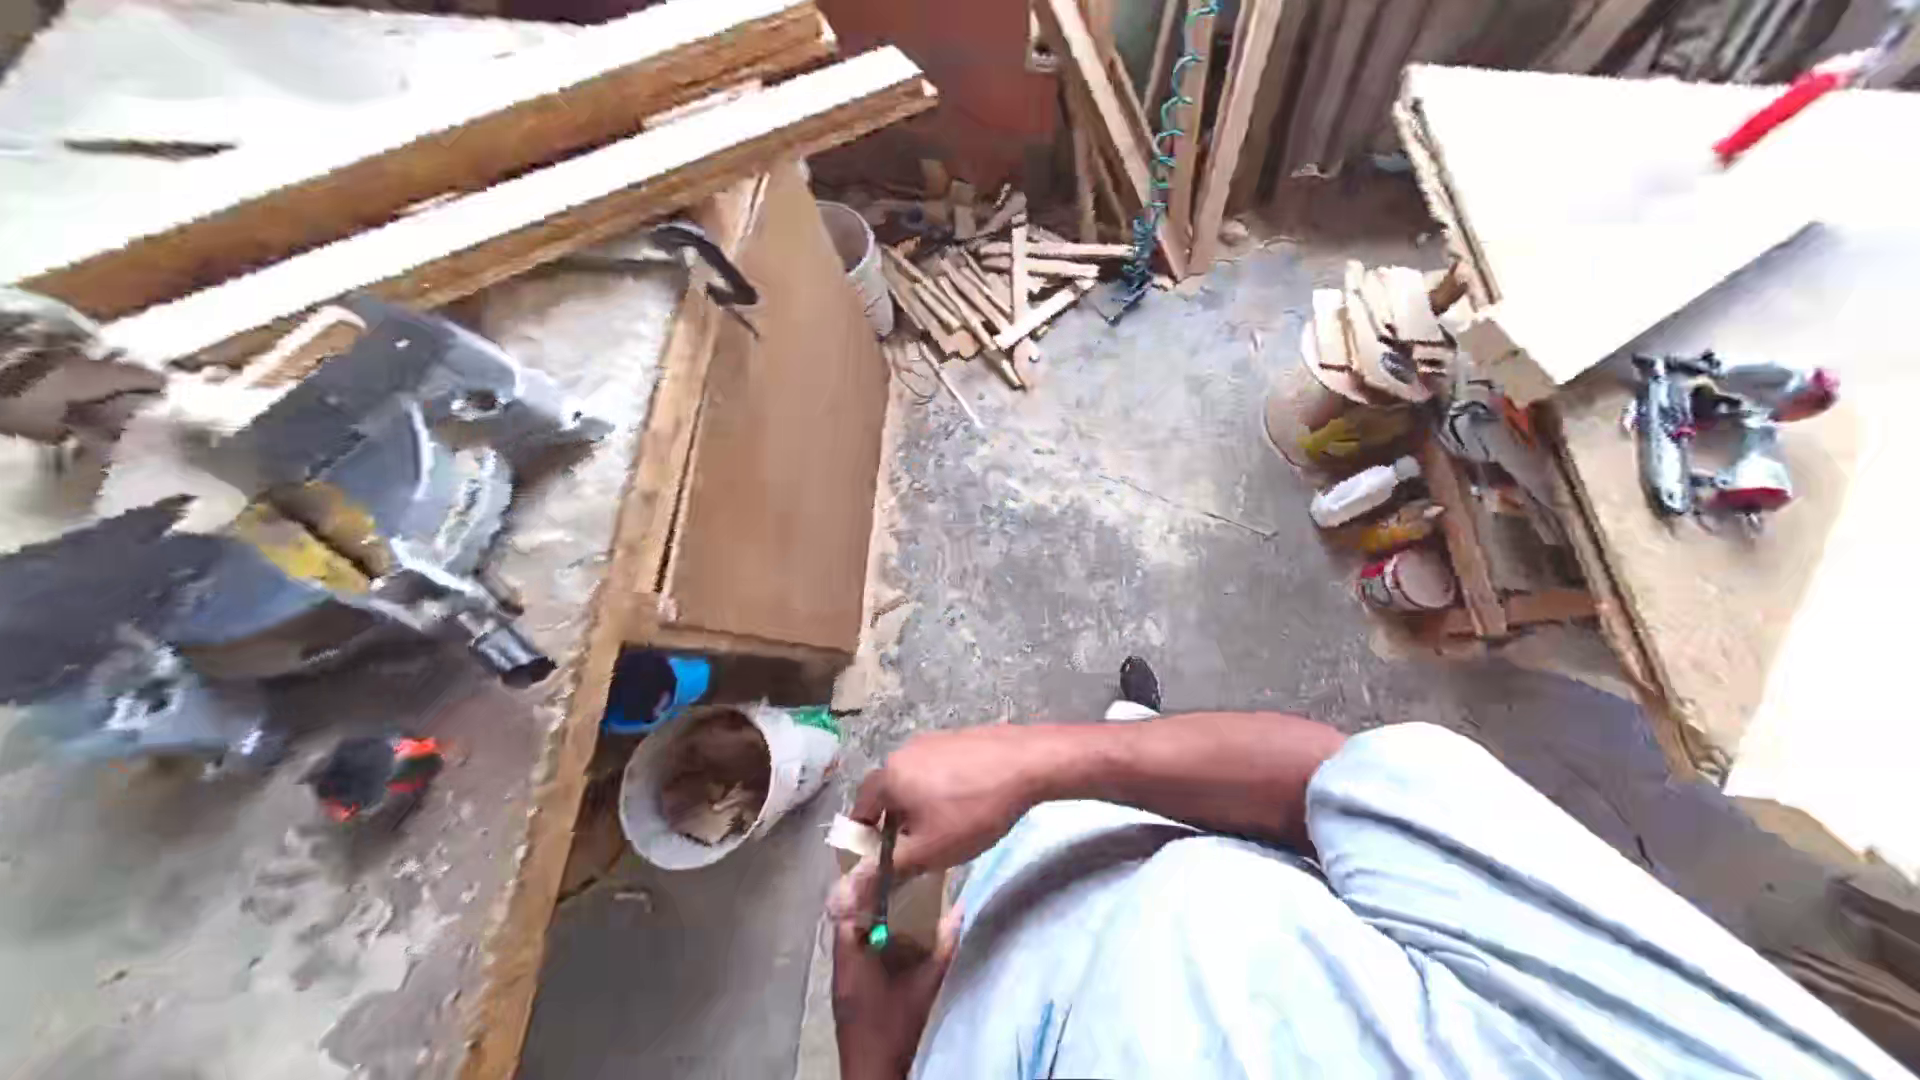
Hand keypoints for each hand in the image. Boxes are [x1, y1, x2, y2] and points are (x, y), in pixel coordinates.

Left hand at [830, 859, 962, 1079]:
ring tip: (894, 896)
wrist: (874, 1075)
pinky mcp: (845, 990)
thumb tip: (960, 909)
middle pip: (847, 913)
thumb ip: (944, 945)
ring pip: (849, 932)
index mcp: (850, 954)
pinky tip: (890, 933)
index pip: (847, 903)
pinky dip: (869, 935)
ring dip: (868, 914)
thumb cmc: (896, 1027)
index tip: (883, 865)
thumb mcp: (926, 985)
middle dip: (868, 893)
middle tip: (893, 876)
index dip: (863, 881)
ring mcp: (840, 977)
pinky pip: (853, 949)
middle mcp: (839, 961)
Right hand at [848, 725, 1053, 878]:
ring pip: (913, 781)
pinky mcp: (959, 738)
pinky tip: (966, 806)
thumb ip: (882, 873)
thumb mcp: (926, 851)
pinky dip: (941, 790)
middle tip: (914, 851)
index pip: (860, 810)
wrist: (1028, 764)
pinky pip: (937, 769)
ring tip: (942, 831)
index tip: (880, 863)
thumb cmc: (971, 811)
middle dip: (894, 825)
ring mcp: (933, 740)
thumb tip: (839, 900)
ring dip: (918, 807)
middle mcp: (904, 751)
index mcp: (888, 775)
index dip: (865, 840)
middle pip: (887, 794)